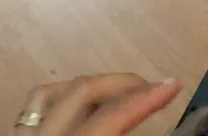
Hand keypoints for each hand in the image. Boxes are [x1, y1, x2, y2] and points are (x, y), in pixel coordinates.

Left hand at [14, 73, 181, 135]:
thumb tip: (153, 125)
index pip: (109, 118)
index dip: (145, 99)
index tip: (172, 84)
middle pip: (81, 90)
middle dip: (123, 83)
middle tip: (153, 86)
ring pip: (51, 90)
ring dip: (90, 85)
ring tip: (118, 92)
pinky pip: (34, 107)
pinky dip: (60, 99)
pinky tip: (77, 106)